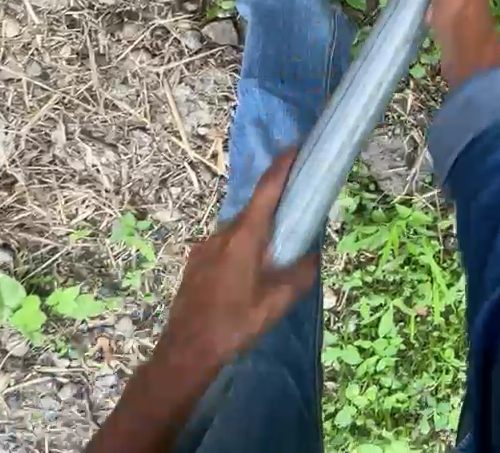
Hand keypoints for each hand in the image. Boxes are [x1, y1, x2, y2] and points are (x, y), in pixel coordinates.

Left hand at [155, 150, 316, 367]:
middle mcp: (224, 233)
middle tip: (294, 216)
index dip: (282, 166)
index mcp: (246, 236)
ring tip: (270, 256)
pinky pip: (225, 245)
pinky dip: (240, 248)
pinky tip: (245, 275)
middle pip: (254, 210)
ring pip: (239, 230)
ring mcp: (206, 247)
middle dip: (274, 208)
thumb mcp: (278, 302)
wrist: (186, 352)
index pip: (267, 190)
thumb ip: (301, 274)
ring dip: (256, 234)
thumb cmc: (236, 323)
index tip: (295, 147)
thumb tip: (313, 255)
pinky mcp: (196, 262)